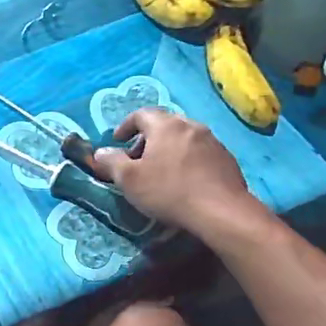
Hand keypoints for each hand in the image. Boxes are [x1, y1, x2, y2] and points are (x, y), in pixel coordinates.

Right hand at [94, 109, 273, 244]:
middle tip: (136, 160)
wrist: (220, 211)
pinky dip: (186, 160)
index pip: (141, 114)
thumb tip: (100, 152)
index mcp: (166, 126)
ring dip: (168, 149)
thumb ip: (111, 162)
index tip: (117, 141)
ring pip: (183, 138)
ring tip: (160, 171)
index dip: (125, 126)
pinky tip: (183, 181)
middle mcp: (191, 125)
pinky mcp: (226, 158)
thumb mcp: (129, 179)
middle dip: (146, 139)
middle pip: (164, 125)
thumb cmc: (168, 191)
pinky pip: (199, 152)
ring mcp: (212, 141)